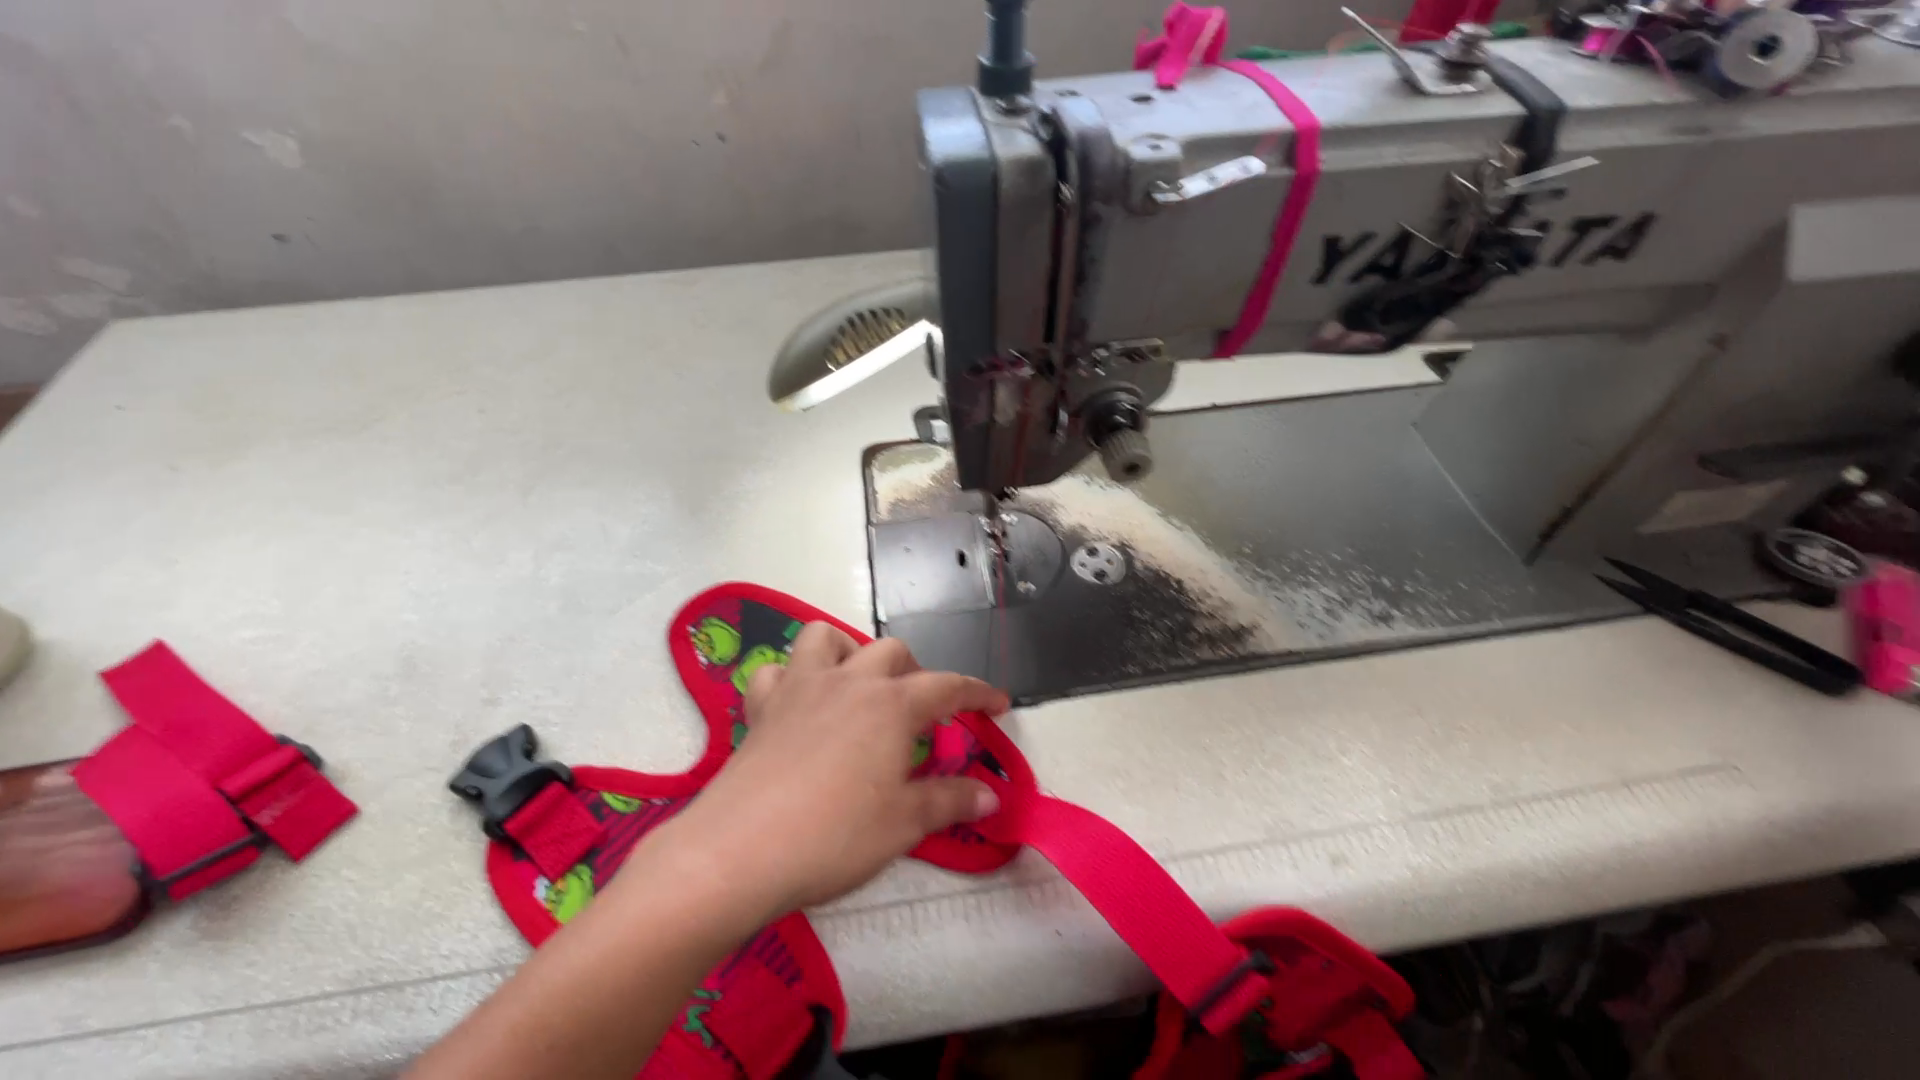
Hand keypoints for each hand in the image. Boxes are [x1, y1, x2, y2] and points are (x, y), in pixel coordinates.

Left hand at [646, 623, 1008, 922]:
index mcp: (891, 706)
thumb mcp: (903, 824)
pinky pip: (775, 672)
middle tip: (924, 713)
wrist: (740, 851)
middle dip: (916, 673)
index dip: (977, 693)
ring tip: (859, 688)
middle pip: (892, 652)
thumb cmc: (834, 836)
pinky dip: (790, 678)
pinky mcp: (760, 709)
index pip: (947, 686)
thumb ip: (949, 801)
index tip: (998, 703)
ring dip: (850, 652)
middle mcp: (848, 683)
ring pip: (827, 637)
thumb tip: (991, 795)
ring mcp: (799, 689)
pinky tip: (799, 706)